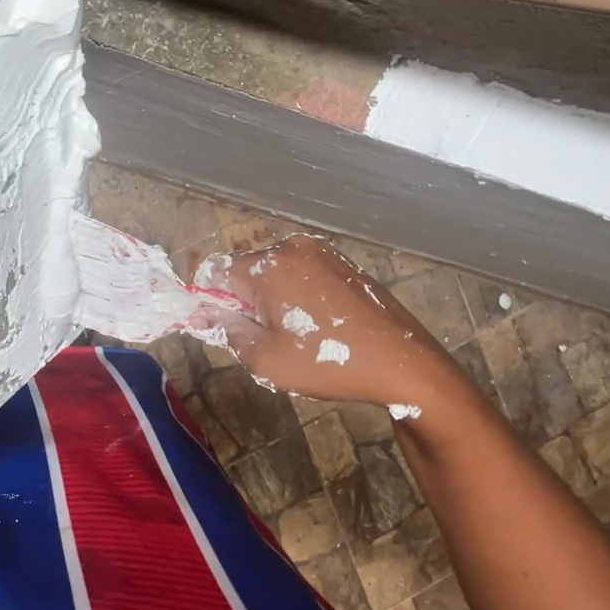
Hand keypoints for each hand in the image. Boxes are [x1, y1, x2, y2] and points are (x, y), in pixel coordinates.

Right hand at [192, 235, 454, 407]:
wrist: (403, 362)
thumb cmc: (329, 363)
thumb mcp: (267, 361)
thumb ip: (229, 332)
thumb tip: (206, 315)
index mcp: (268, 266)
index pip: (216, 271)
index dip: (210, 299)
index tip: (220, 326)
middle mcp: (292, 247)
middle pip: (246, 268)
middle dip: (243, 299)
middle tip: (262, 337)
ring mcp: (321, 251)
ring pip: (274, 270)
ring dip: (271, 296)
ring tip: (293, 333)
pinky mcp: (342, 261)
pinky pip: (301, 271)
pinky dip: (296, 292)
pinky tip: (315, 323)